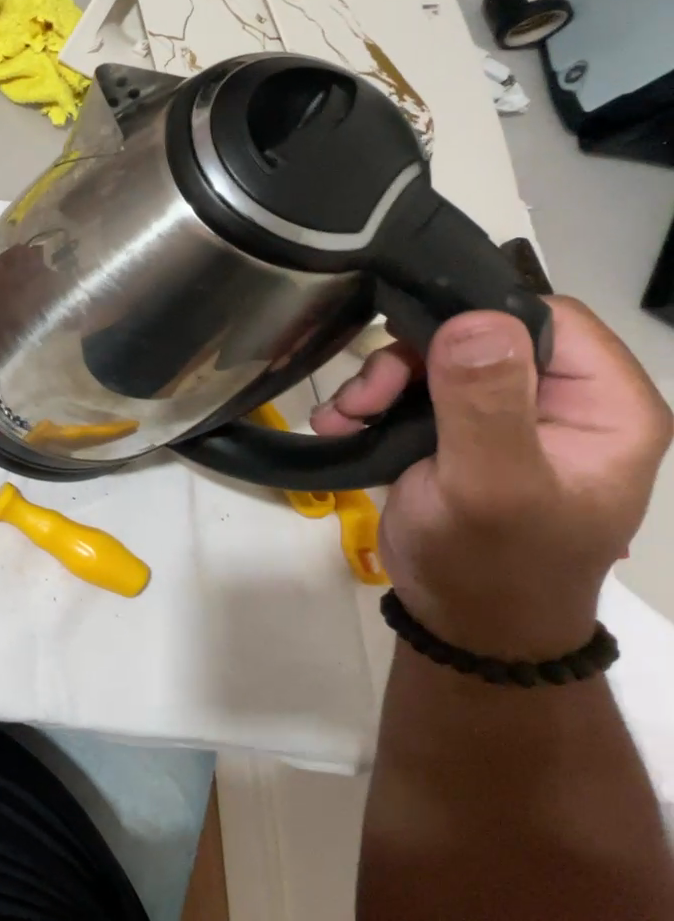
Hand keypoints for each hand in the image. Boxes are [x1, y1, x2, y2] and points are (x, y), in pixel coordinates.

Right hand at [312, 299, 670, 657]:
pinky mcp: (454, 437)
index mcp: (603, 407)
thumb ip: (485, 404)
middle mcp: (559, 404)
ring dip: (376, 385)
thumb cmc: (492, 561)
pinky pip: (408, 395)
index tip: (405, 345)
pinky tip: (340, 427)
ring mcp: (504, 421)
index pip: (547, 321)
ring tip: (345, 420)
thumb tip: (473, 320)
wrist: (465, 623)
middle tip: (364, 398)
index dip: (473, 320)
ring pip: (433, 363)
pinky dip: (367, 405)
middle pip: (478, 337)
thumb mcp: (489, 484)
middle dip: (408, 361)